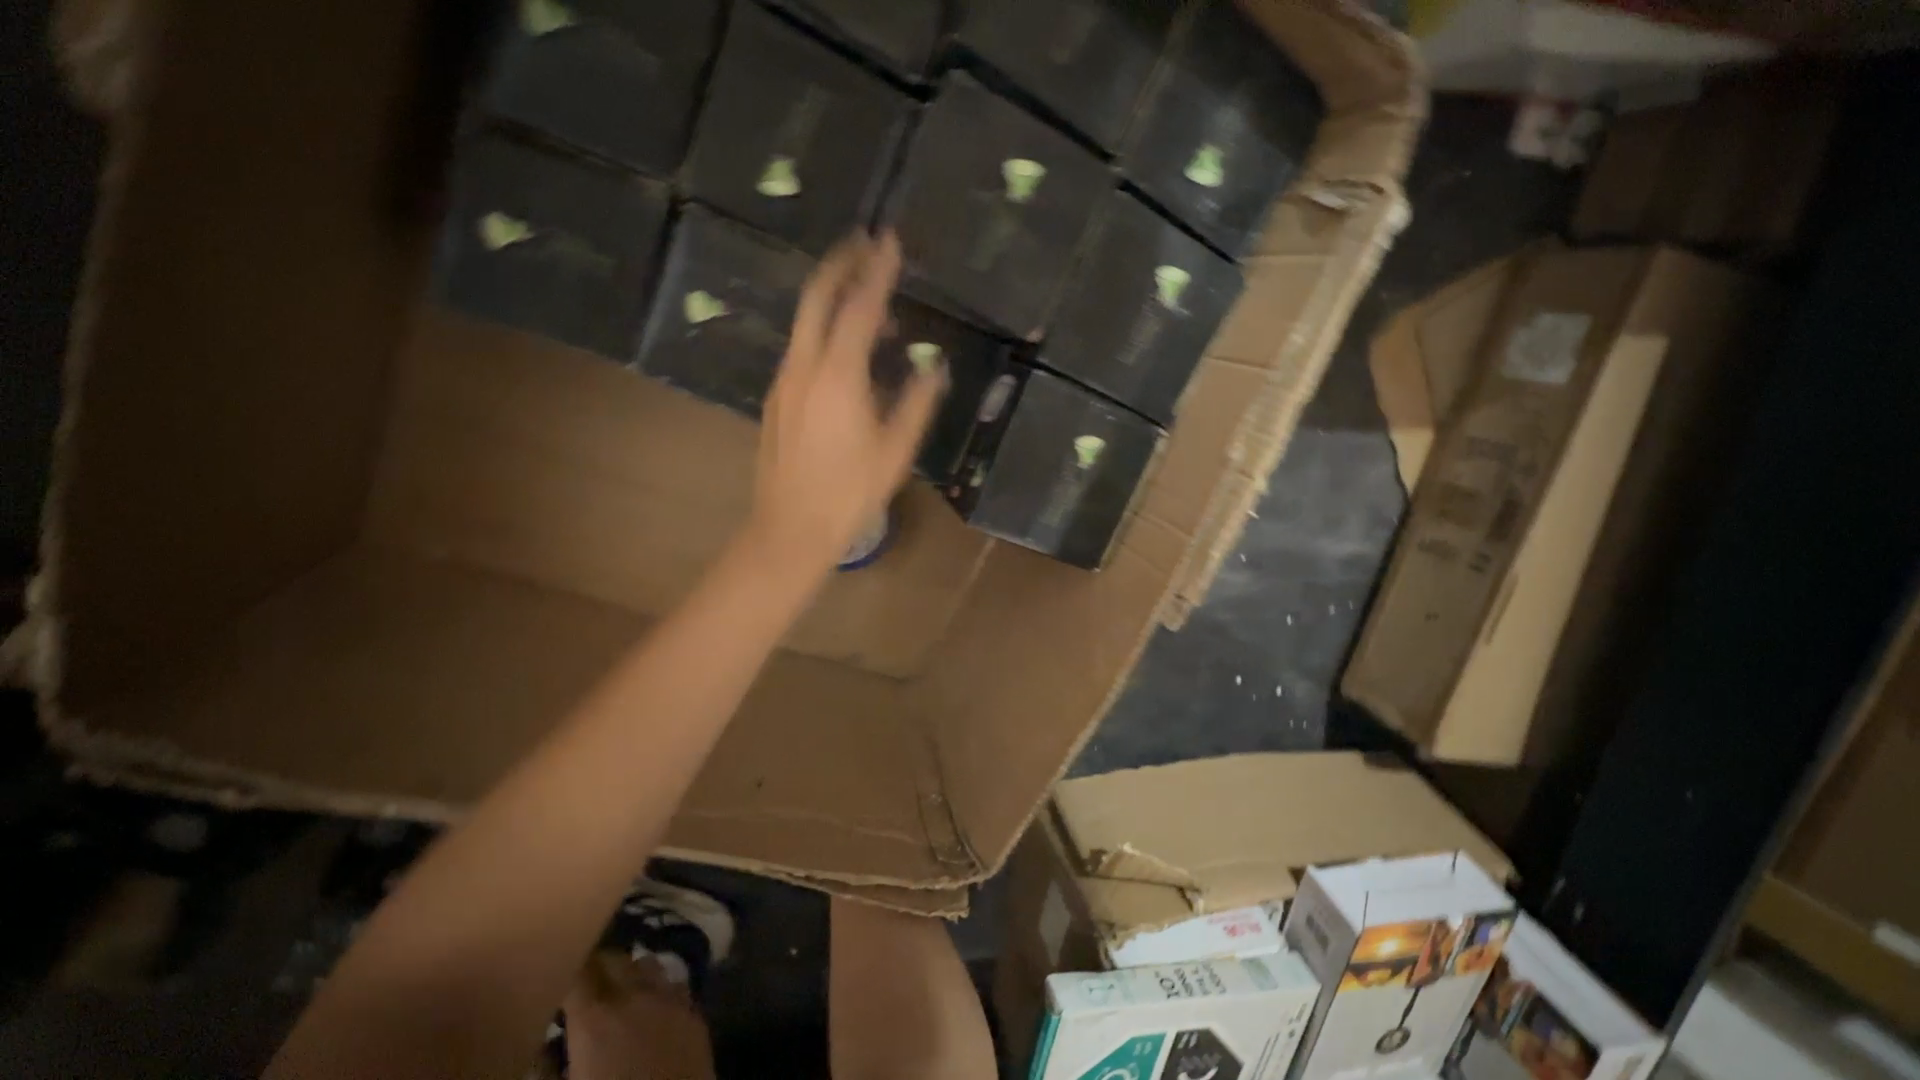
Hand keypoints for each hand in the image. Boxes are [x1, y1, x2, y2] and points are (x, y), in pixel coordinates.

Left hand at [745, 230, 947, 572]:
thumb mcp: (896, 450)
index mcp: (838, 375)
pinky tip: (849, 355)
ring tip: (874, 309)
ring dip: (835, 303)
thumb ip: (917, 401)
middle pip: (817, 299)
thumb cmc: (849, 494)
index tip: (890, 239)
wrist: (789, 529)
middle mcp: (803, 367)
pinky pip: (802, 350)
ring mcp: (784, 382)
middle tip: (865, 244)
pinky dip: (825, 335)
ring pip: (807, 324)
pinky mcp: (776, 399)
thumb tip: (934, 368)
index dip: (876, 270)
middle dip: (841, 265)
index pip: (859, 307)